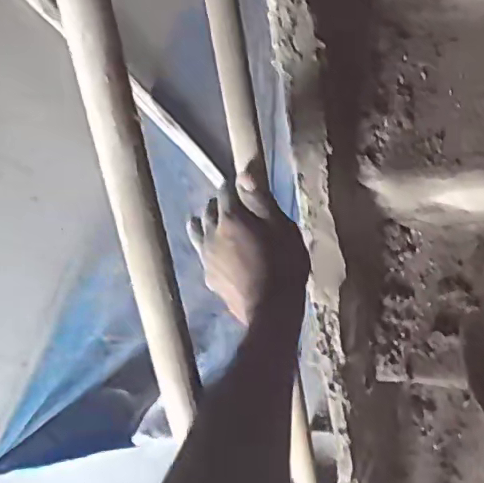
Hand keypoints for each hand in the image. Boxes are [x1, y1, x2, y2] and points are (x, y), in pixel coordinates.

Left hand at [188, 166, 307, 323]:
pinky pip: (204, 254)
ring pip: (199, 231)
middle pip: (209, 209)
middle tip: (238, 209)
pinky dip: (210, 248)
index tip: (246, 189)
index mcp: (231, 218)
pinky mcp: (209, 277)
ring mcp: (206, 257)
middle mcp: (211, 234)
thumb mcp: (282, 228)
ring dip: (208, 224)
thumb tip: (243, 172)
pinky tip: (221, 254)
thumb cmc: (284, 265)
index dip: (235, 186)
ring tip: (220, 227)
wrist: (271, 310)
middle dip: (220, 205)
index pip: (226, 190)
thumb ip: (260, 200)